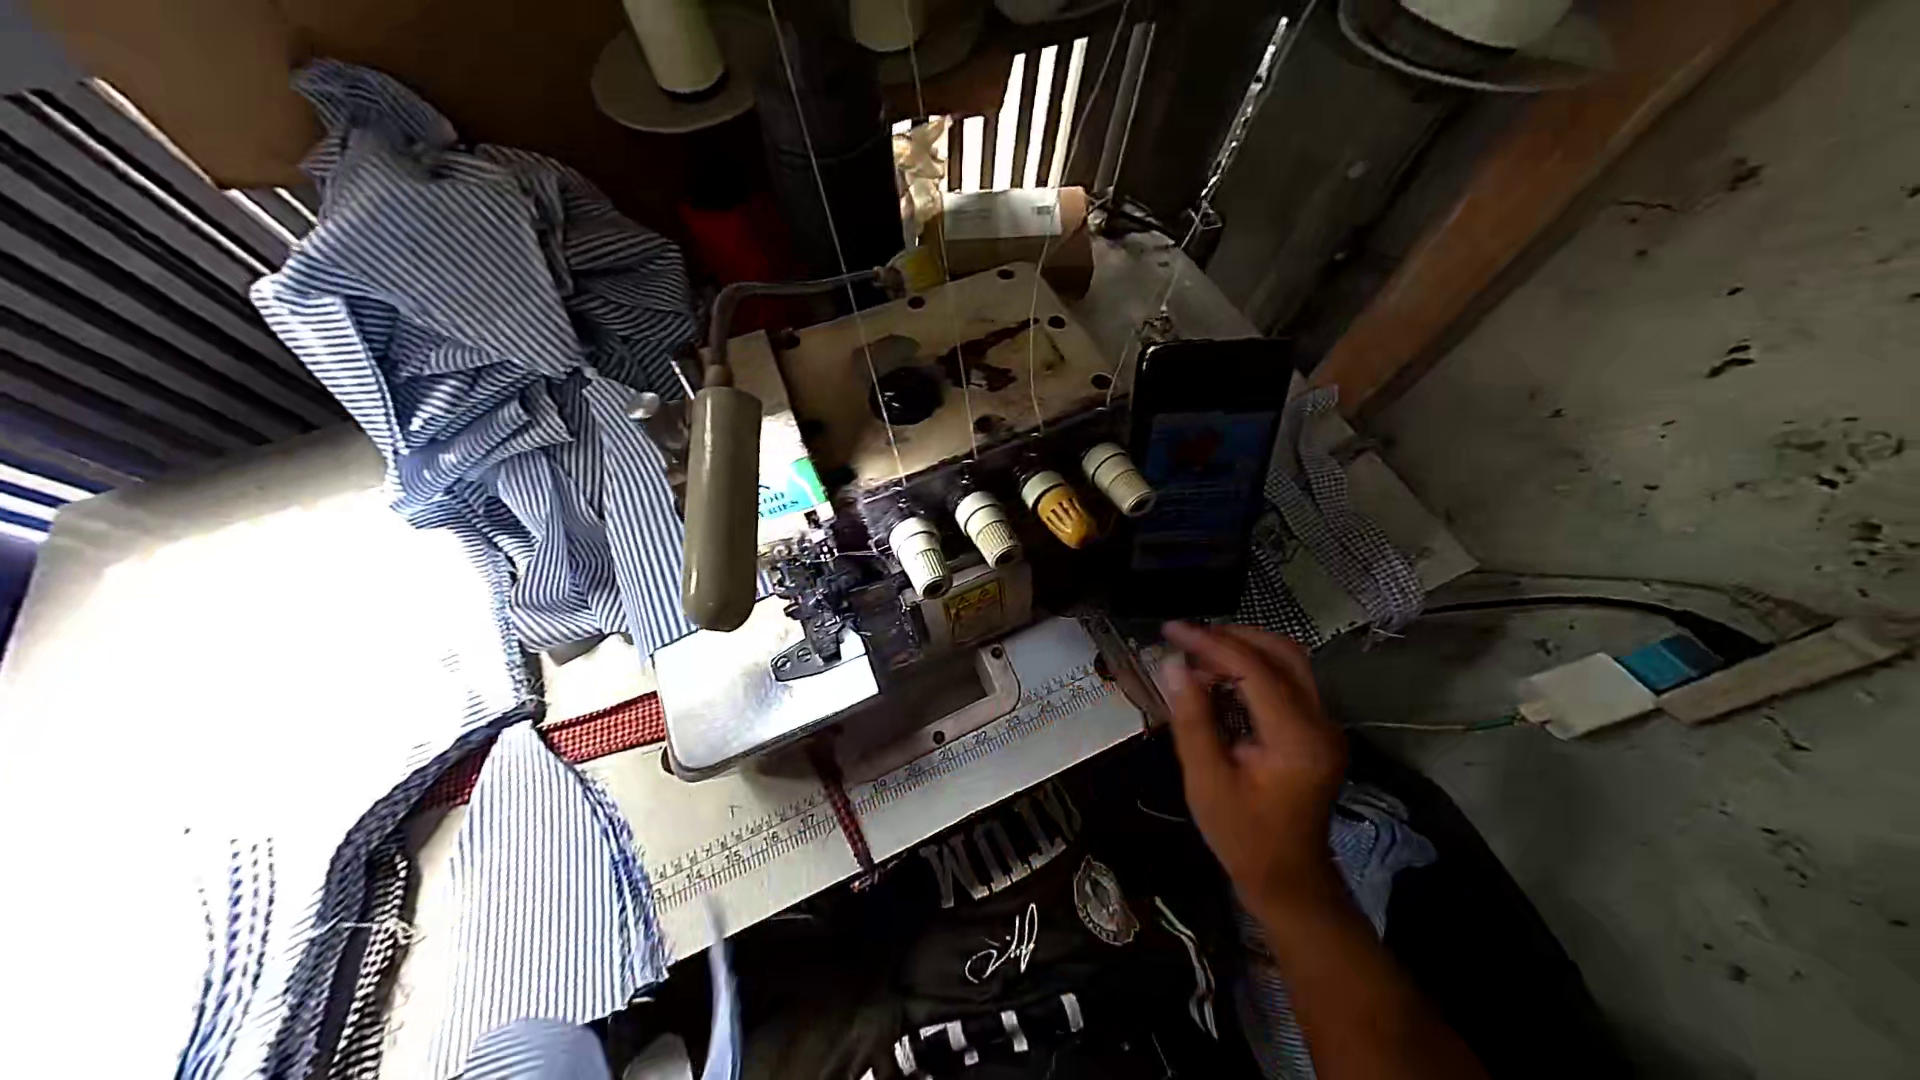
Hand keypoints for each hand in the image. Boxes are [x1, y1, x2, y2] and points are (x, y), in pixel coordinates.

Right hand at [1157, 621, 1348, 913]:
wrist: (1287, 878)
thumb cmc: (1242, 835)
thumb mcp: (1206, 779)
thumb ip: (1191, 718)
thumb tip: (1172, 664)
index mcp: (1297, 739)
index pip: (1255, 669)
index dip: (1210, 643)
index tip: (1171, 629)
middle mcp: (1321, 724)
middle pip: (1283, 653)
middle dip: (1232, 636)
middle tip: (1186, 636)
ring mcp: (1325, 726)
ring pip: (1289, 663)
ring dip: (1243, 649)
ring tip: (1196, 655)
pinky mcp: (1316, 731)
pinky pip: (1288, 682)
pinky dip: (1252, 669)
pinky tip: (1219, 678)